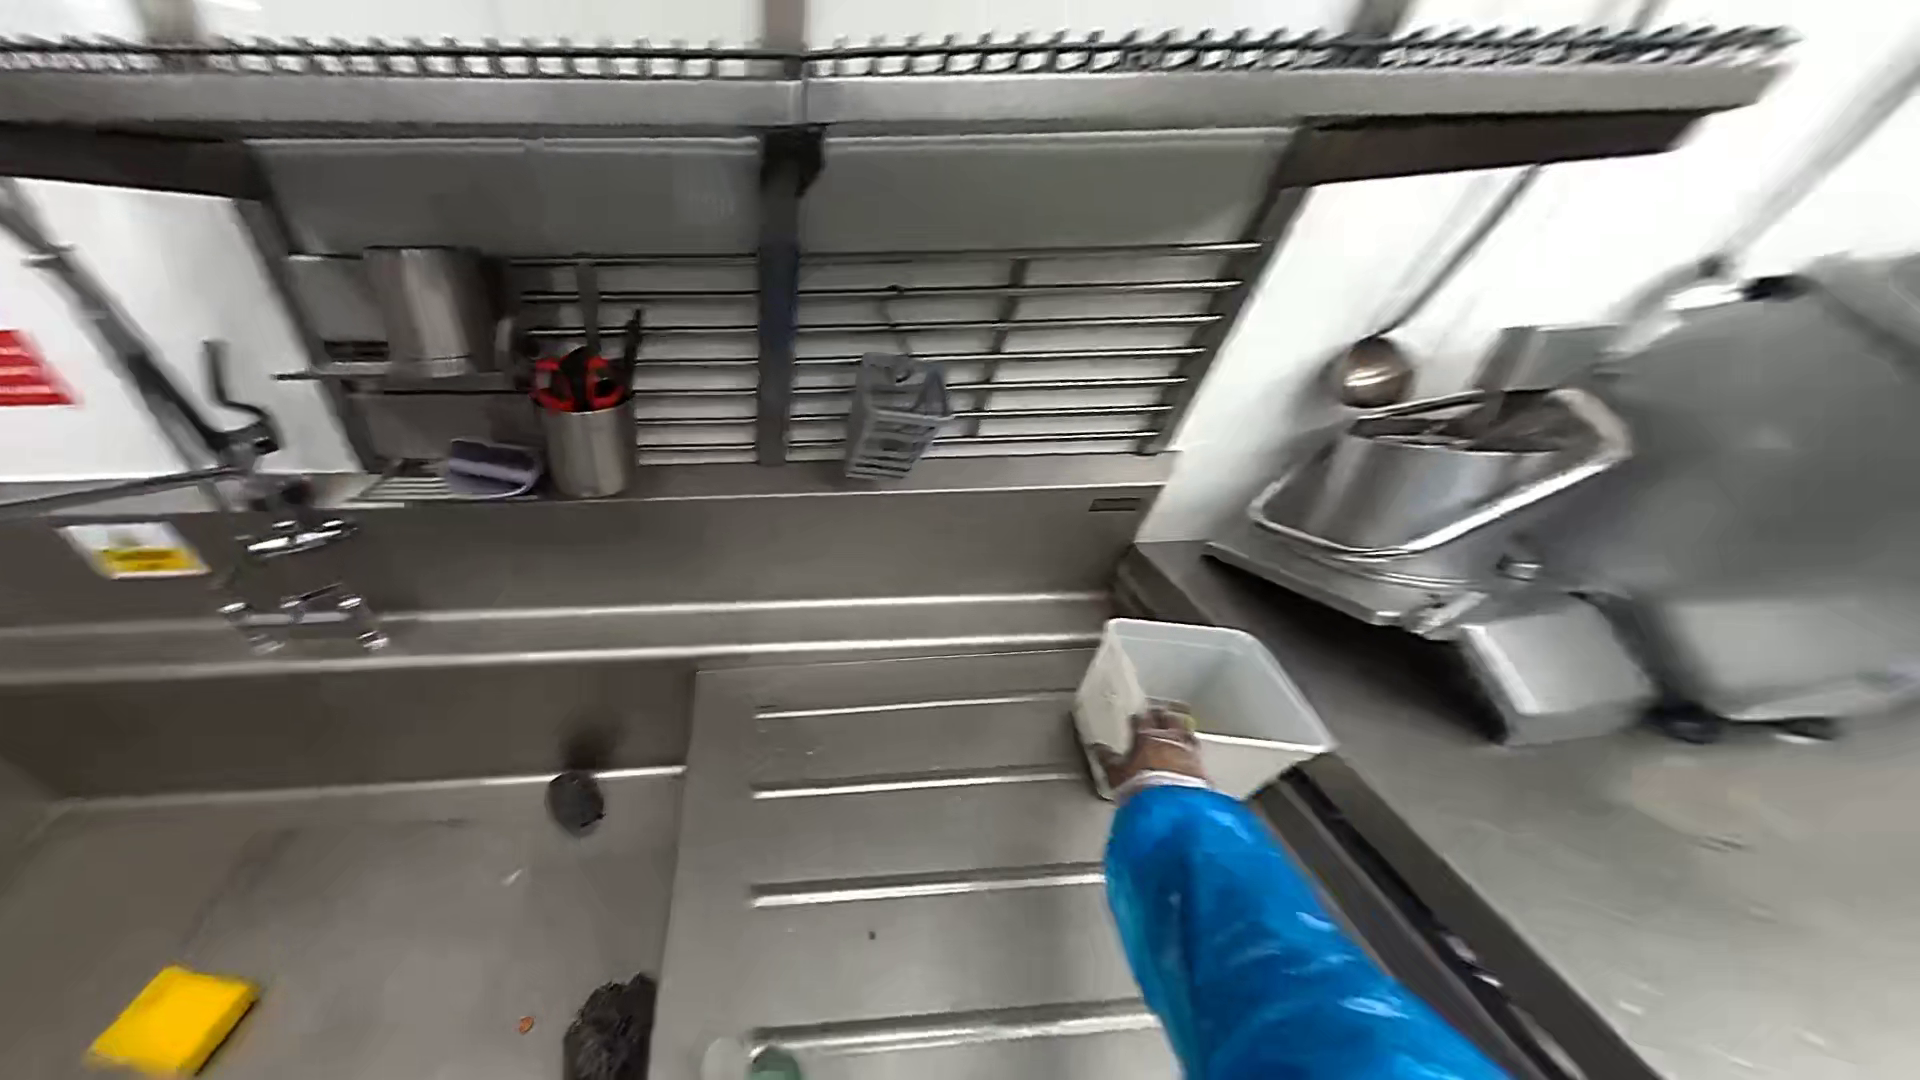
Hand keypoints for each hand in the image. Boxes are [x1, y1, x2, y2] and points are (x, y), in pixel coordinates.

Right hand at [1091, 706, 1209, 800]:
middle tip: (1158, 712)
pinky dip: (1192, 746)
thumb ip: (1107, 760)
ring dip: (1180, 726)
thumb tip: (1097, 748)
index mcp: (1145, 736)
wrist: (1172, 806)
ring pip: (1185, 729)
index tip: (1136, 717)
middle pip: (1167, 718)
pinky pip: (1196, 749)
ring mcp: (1187, 750)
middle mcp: (1168, 738)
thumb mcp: (1116, 775)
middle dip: (1162, 714)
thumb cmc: (1141, 786)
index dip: (1138, 717)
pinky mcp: (1202, 765)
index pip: (1141, 719)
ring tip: (1178, 725)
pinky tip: (1191, 750)